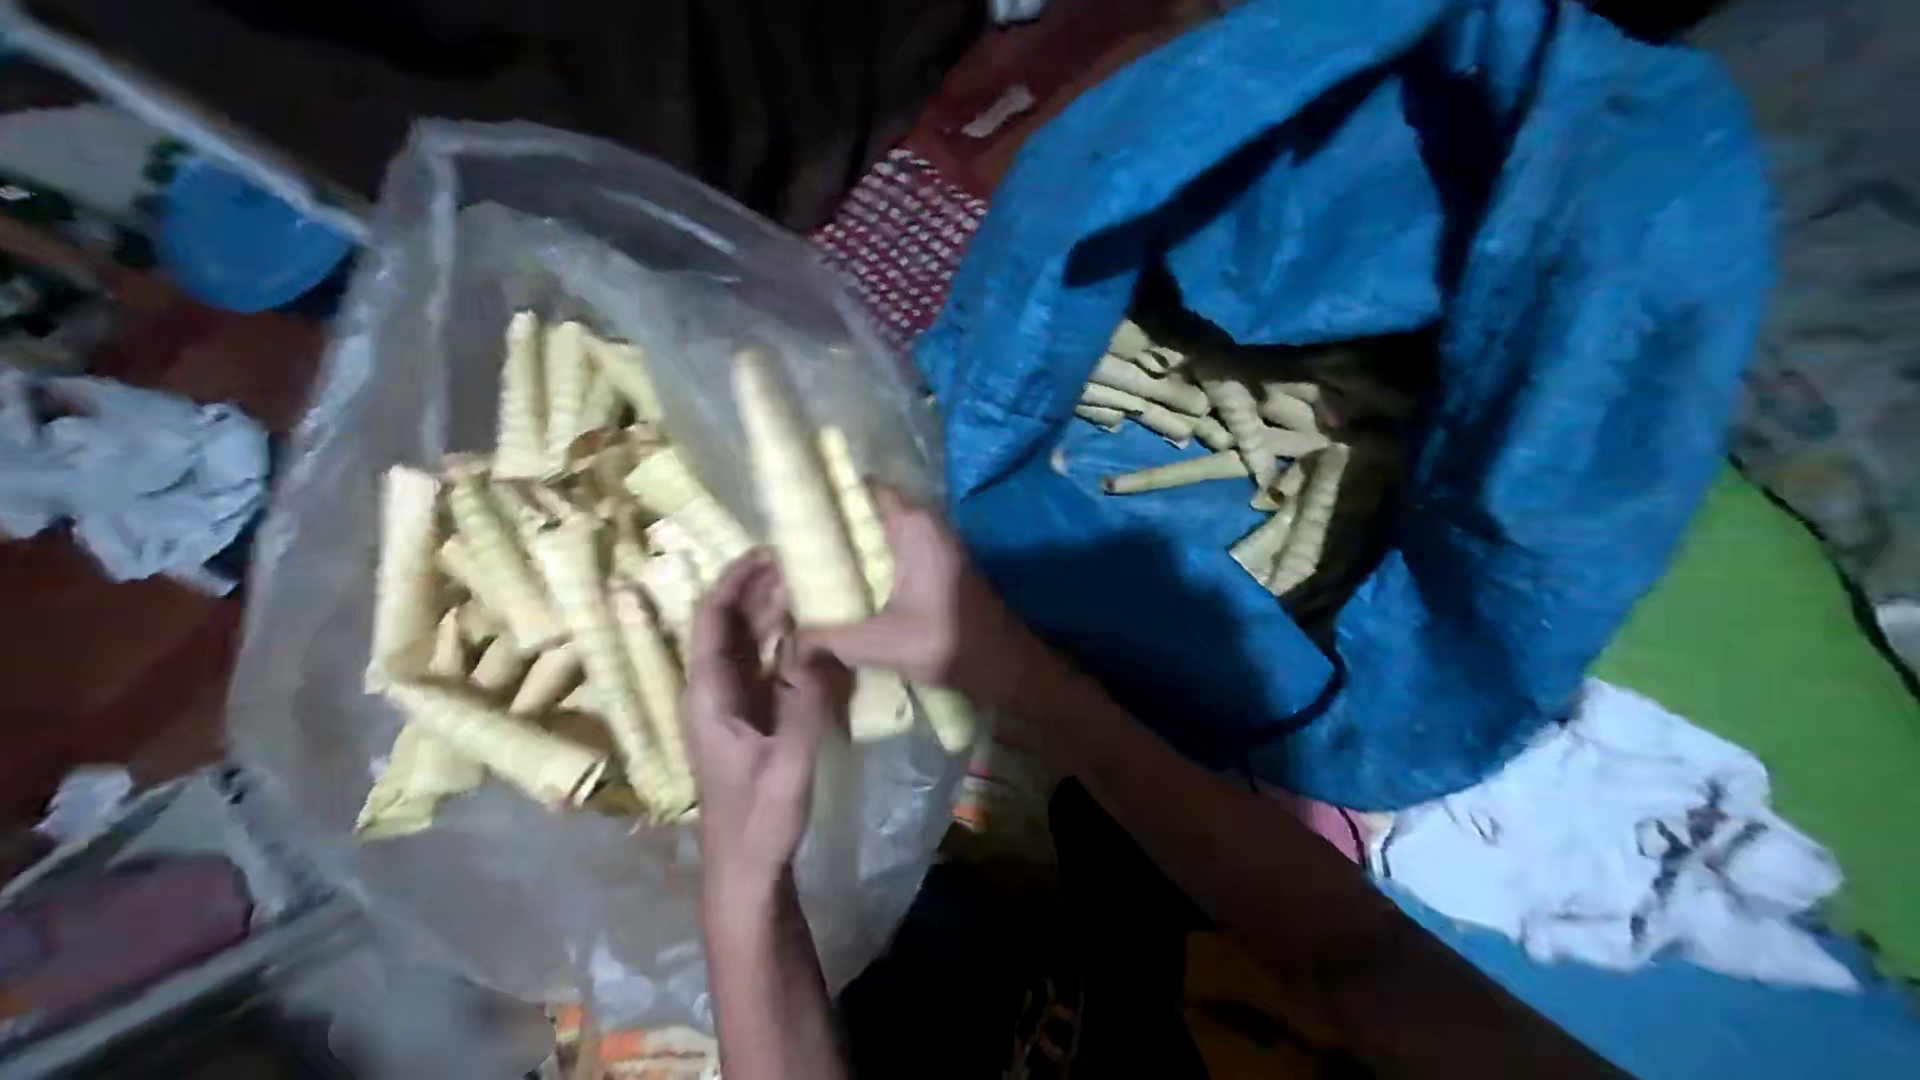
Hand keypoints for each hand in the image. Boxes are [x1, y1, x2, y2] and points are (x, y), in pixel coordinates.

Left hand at [683, 550, 848, 895]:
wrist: (747, 869)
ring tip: (812, 582)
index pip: (713, 620)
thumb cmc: (759, 820)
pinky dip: (789, 641)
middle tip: (802, 559)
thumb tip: (824, 644)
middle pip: (732, 623)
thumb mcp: (788, 764)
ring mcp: (736, 702)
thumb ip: (808, 704)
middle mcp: (716, 690)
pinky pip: (769, 664)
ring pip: (751, 641)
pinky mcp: (756, 715)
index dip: (734, 580)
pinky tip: (816, 629)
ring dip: (776, 611)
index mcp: (708, 695)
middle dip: (760, 588)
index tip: (767, 552)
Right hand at [798, 485, 1042, 710]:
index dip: (836, 493)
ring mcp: (939, 545)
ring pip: (889, 533)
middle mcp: (929, 526)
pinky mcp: (943, 566)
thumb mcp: (879, 644)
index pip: (870, 489)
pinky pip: (902, 550)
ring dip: (859, 545)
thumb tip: (788, 642)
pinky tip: (852, 585)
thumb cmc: (947, 643)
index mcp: (915, 528)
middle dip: (840, 524)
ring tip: (816, 563)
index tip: (800, 508)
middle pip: (875, 511)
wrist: (1005, 666)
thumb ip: (829, 639)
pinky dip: (878, 560)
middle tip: (798, 544)